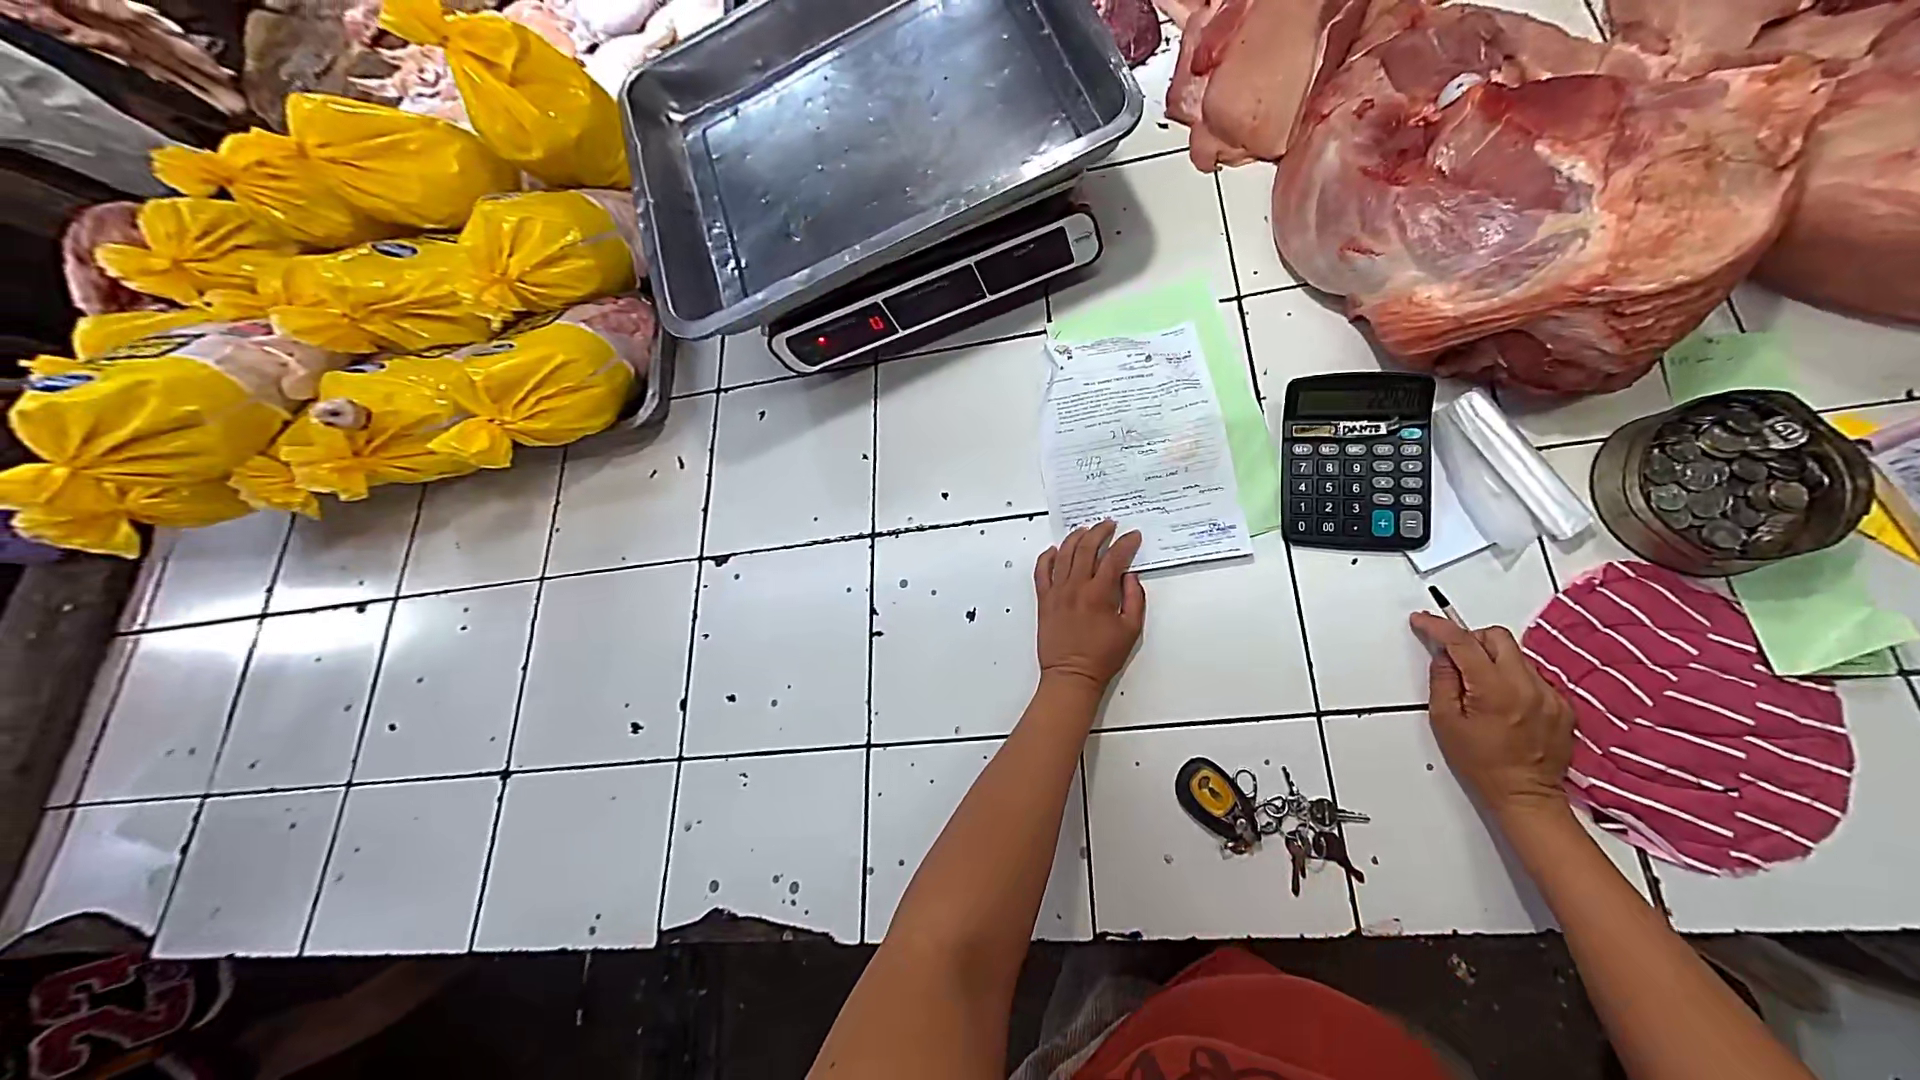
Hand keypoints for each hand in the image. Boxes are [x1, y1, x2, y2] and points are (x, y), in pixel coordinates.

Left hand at [1035, 521, 1145, 689]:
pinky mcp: (1044, 600)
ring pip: (1064, 554)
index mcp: (1099, 595)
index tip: (1132, 536)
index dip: (1125, 543)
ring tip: (1085, 530)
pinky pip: (1041, 571)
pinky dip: (1047, 557)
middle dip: (1100, 532)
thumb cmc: (1101, 657)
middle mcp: (1076, 588)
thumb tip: (1130, 577)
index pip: (1114, 558)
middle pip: (1086, 548)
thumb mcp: (1131, 629)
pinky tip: (1054, 550)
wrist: (1071, 675)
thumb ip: (1134, 598)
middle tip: (1109, 525)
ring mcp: (1057, 592)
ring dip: (1075, 538)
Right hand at [1409, 612, 1574, 822]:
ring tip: (1479, 687)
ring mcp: (1550, 695)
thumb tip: (1444, 657)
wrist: (1525, 795)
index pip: (1464, 642)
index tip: (1424, 621)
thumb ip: (1442, 680)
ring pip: (1516, 655)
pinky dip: (1512, 678)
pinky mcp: (1562, 705)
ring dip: (1492, 660)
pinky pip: (1532, 675)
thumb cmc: (1481, 763)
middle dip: (1471, 639)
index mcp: (1495, 690)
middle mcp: (1528, 687)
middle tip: (1455, 658)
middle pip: (1497, 637)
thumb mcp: (1444, 720)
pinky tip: (1502, 701)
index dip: (1439, 626)